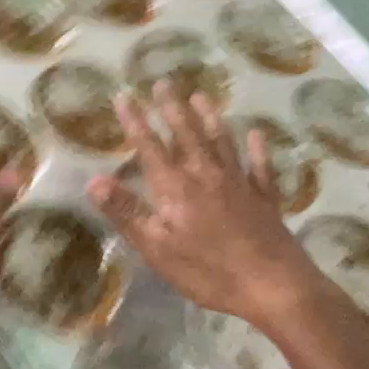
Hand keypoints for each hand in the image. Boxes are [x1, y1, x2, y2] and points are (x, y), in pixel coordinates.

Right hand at [86, 81, 345, 329]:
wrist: (274, 285)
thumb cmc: (208, 271)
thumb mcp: (157, 248)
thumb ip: (127, 212)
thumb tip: (94, 181)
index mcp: (176, 188)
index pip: (151, 147)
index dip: (136, 121)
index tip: (125, 95)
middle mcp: (207, 176)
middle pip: (187, 135)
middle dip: (172, 108)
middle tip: (164, 82)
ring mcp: (240, 185)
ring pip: (222, 143)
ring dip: (210, 118)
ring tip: (201, 96)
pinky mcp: (265, 199)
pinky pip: (260, 167)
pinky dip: (259, 149)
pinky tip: (257, 134)